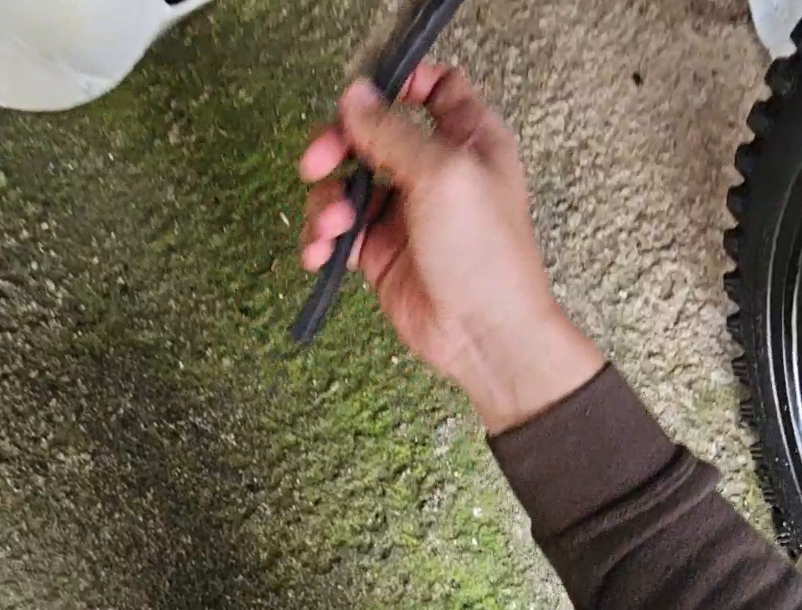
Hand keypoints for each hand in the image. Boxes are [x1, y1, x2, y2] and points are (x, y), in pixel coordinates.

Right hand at [299, 64, 603, 431]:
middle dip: (338, 146)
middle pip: (372, 136)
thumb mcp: (442, 174)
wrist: (481, 332)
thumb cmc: (484, 256)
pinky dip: (322, 240)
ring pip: (347, 186)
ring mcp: (404, 215)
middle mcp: (433, 173)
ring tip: (331, 228)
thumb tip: (355, 97)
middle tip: (317, 163)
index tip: (364, 98)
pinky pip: (339, 234)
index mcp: (466, 140)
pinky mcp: (379, 254)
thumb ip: (393, 133)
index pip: (433, 89)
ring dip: (326, 203)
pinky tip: (318, 254)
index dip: (398, 85)